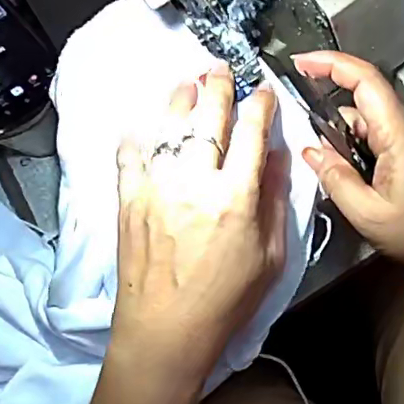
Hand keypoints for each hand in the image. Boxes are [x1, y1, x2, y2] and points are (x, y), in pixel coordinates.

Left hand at [113, 63, 287, 388]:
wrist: (166, 332)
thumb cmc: (226, 302)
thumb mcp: (270, 258)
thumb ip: (272, 202)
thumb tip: (275, 159)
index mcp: (235, 198)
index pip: (251, 133)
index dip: (260, 105)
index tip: (263, 92)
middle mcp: (194, 183)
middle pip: (207, 119)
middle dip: (218, 88)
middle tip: (222, 71)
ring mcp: (156, 188)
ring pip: (167, 127)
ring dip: (180, 98)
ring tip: (188, 82)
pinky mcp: (128, 200)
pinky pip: (131, 155)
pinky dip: (139, 134)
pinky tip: (147, 124)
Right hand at [293, 50, 403, 280]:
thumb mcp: (370, 215)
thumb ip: (336, 180)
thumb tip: (311, 151)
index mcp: (397, 132)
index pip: (364, 78)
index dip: (330, 63)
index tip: (299, 62)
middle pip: (359, 100)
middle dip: (325, 110)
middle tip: (298, 136)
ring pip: (364, 123)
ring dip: (339, 138)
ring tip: (323, 169)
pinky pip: (374, 140)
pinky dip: (353, 151)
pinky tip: (344, 177)